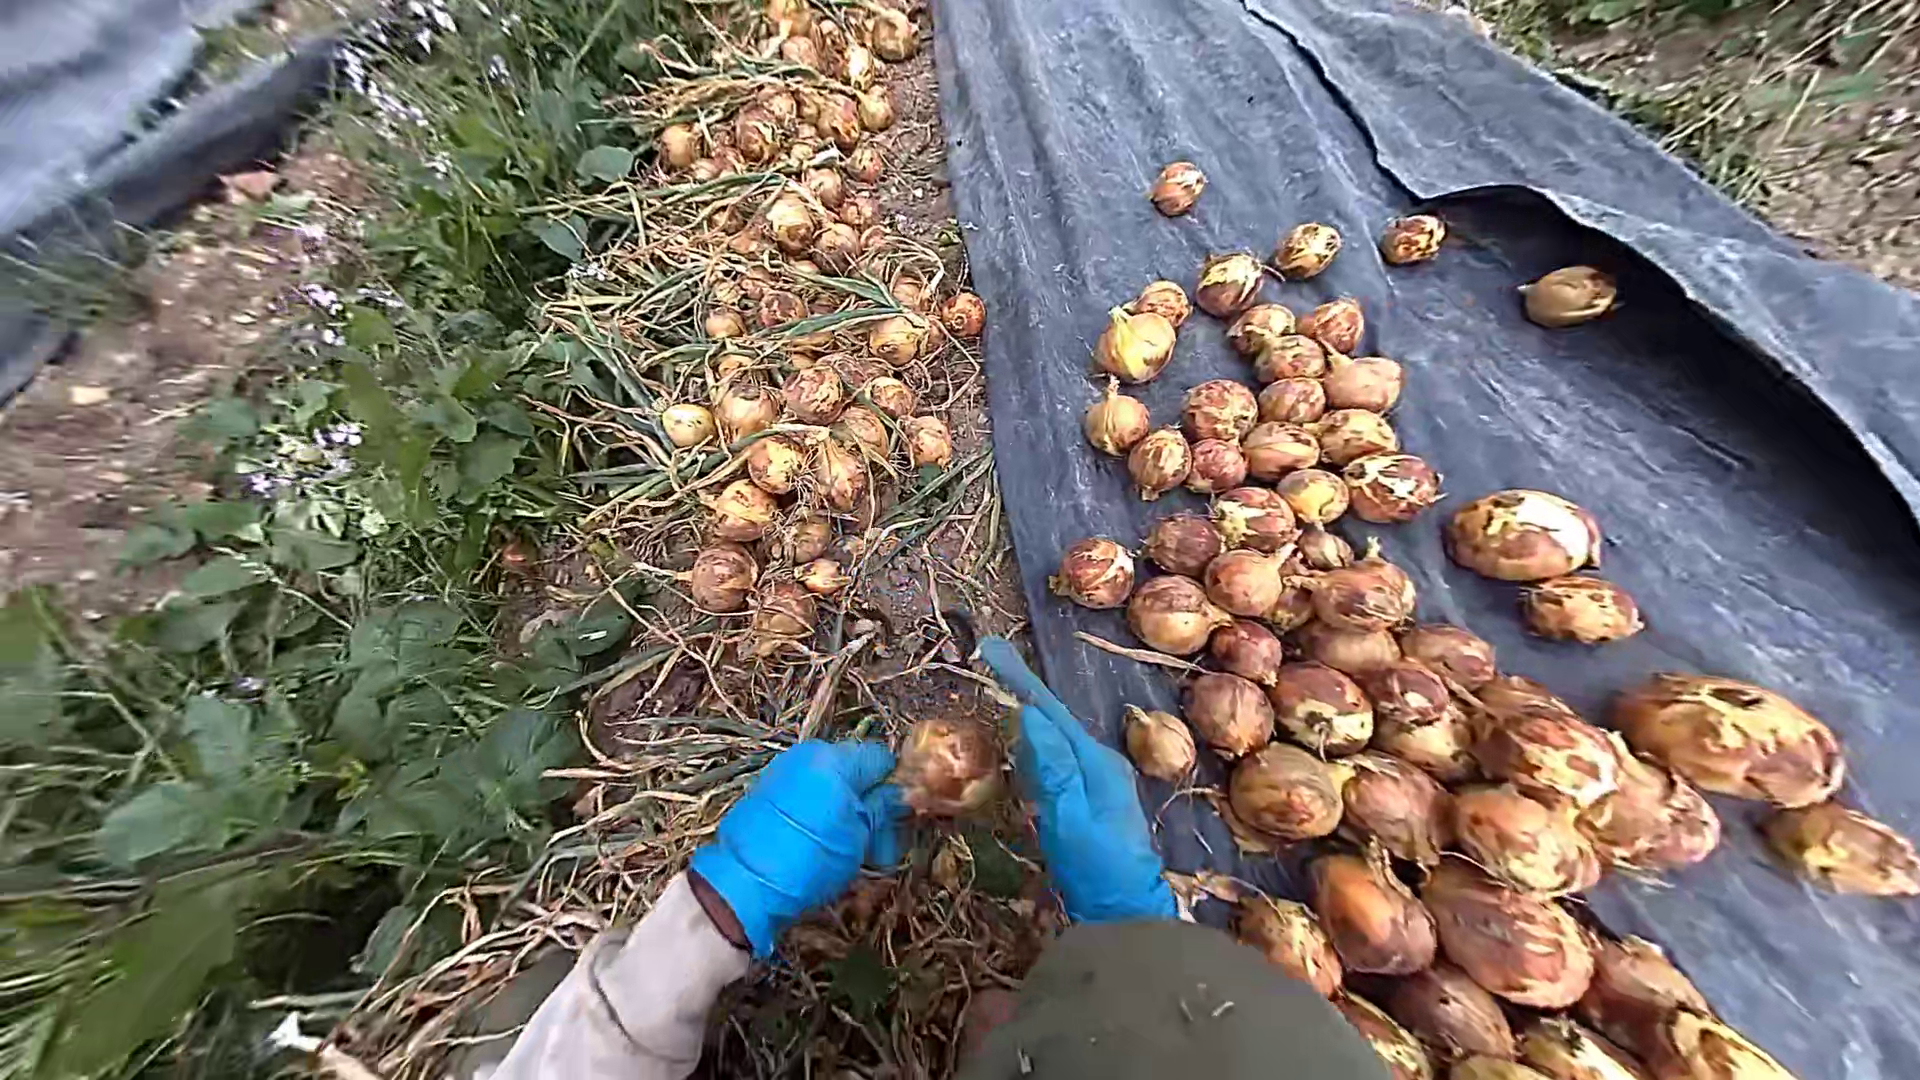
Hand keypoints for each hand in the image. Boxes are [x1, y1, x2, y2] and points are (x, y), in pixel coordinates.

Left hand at [689, 740, 904, 956]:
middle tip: (876, 842)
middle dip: (870, 801)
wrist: (740, 885)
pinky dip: (820, 810)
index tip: (895, 820)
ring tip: (846, 847)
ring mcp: (786, 769)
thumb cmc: (809, 860)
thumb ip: (883, 808)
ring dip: (845, 808)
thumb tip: (901, 793)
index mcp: (836, 759)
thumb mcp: (858, 838)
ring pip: (832, 781)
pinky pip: (808, 790)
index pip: (882, 759)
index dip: (893, 789)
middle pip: (856, 769)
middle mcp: (811, 754)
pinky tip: (819, 841)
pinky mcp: (768, 788)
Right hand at [977, 638, 1175, 922]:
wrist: (1127, 915)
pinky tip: (1022, 747)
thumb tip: (1031, 714)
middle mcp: (1100, 761)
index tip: (994, 650)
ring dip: (1027, 717)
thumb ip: (1053, 767)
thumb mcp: (1070, 818)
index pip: (1051, 711)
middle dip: (1023, 690)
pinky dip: (1035, 748)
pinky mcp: (1091, 796)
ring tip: (1004, 688)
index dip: (1021, 680)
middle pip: (1053, 719)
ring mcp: (1098, 779)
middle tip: (995, 661)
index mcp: (1096, 761)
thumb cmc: (1096, 868)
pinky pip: (1057, 761)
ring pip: (1054, 739)